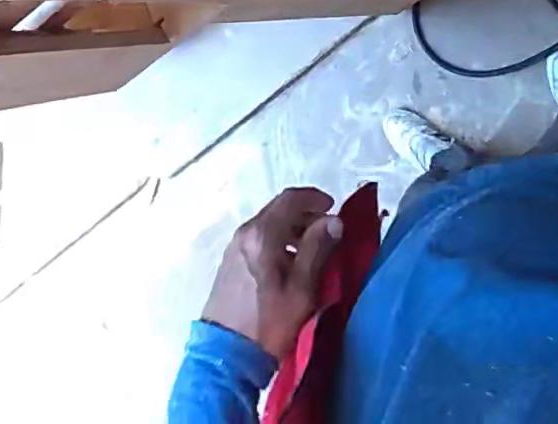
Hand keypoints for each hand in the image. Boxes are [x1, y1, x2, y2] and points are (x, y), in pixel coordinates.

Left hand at [200, 186, 344, 359]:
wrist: (223, 360)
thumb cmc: (267, 323)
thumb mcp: (301, 288)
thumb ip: (317, 248)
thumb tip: (334, 221)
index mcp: (262, 233)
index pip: (291, 199)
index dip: (314, 197)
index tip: (332, 207)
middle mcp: (245, 232)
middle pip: (279, 208)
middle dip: (305, 213)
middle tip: (326, 228)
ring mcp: (234, 246)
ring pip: (268, 223)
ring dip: (292, 227)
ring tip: (311, 248)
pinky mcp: (230, 262)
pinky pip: (258, 237)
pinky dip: (277, 238)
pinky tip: (289, 261)